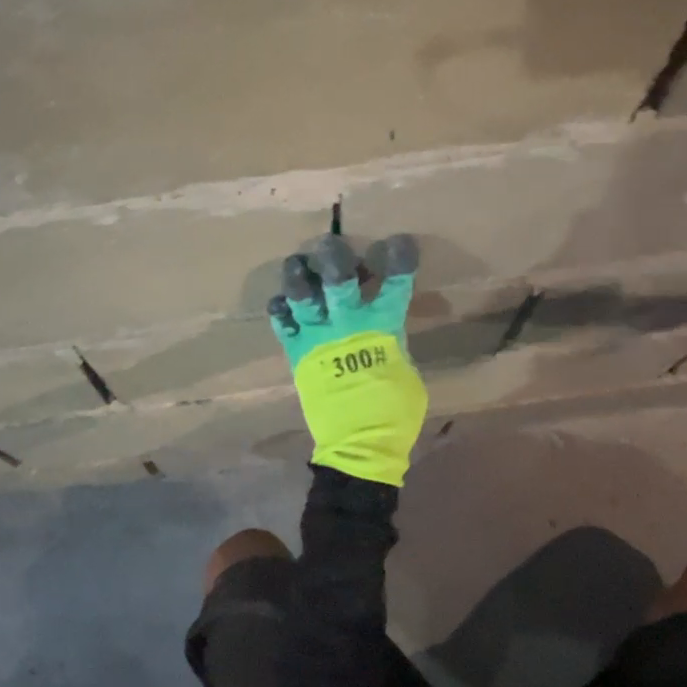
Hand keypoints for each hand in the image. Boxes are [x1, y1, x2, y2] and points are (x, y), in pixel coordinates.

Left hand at [266, 234, 427, 486]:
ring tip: (297, 262)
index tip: (400, 241)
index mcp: (382, 328)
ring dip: (298, 274)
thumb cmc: (394, 412)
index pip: (395, 283)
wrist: (358, 445)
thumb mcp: (406, 372)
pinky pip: (282, 325)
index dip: (399, 259)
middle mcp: (347, 325)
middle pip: (338, 279)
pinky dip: (280, 310)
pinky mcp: (297, 355)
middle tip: (330, 243)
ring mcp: (318, 338)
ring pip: (301, 296)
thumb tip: (386, 332)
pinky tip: (281, 303)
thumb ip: (394, 343)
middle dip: (334, 256)